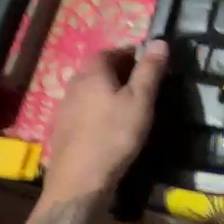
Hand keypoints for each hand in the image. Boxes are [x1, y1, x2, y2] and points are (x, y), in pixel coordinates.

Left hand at [42, 40, 167, 196]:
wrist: (79, 182)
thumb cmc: (114, 135)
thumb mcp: (141, 100)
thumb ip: (150, 69)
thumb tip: (160, 41)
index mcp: (92, 72)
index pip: (112, 51)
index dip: (132, 54)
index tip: (151, 65)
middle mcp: (74, 85)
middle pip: (100, 70)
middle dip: (122, 72)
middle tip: (145, 85)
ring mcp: (65, 108)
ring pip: (91, 90)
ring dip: (110, 92)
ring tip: (131, 106)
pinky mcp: (63, 130)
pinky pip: (85, 109)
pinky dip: (99, 110)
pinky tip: (111, 127)